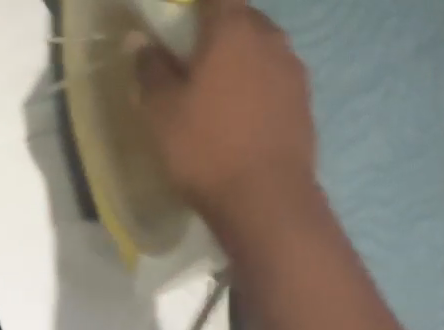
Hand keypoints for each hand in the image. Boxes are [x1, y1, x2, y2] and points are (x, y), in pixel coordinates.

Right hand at [135, 0, 321, 238]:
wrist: (263, 196)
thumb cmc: (203, 148)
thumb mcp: (160, 113)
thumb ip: (150, 70)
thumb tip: (140, 39)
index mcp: (232, 29)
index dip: (193, 7)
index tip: (176, 28)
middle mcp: (269, 36)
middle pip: (240, 18)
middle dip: (216, 34)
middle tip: (190, 66)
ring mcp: (292, 66)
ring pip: (259, 50)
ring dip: (237, 64)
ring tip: (215, 99)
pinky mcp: (303, 99)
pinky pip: (273, 80)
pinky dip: (254, 89)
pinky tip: (238, 121)